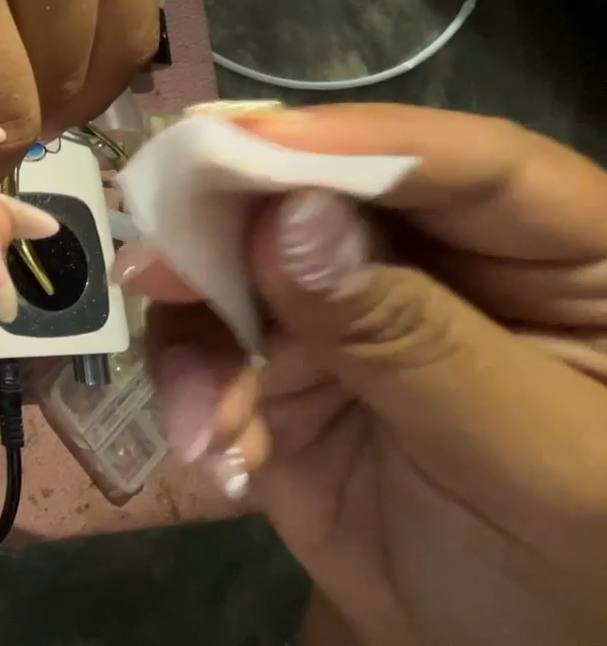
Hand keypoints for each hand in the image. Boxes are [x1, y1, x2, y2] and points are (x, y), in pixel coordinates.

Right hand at [126, 106, 606, 644]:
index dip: (354, 140)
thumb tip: (291, 219)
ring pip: (227, 258)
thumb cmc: (580, 578)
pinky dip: (188, 381)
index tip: (234, 141)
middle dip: (222, 226)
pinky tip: (212, 443)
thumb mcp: (533, 463)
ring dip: (193, 323)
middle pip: (313, 192)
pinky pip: (196, 329)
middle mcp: (436, 260)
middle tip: (155, 258)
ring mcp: (337, 301)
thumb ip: (412, 336)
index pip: (468, 166)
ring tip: (198, 404)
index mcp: (562, 263)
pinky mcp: (266, 346)